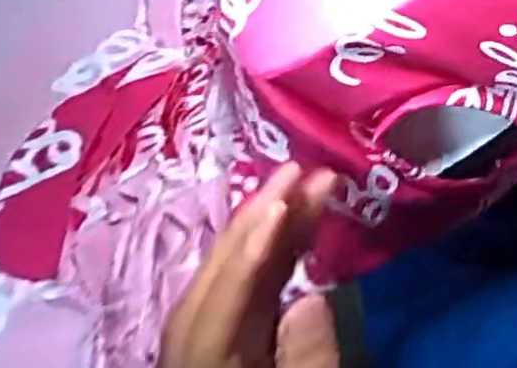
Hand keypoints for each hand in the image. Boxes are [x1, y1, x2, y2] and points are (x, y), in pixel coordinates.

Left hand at [161, 163, 340, 367]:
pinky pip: (245, 297)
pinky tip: (298, 222)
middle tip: (298, 169)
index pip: (212, 323)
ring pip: (224, 289)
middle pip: (206, 294)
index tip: (281, 204)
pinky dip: (271, 254)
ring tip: (305, 181)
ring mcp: (210, 360)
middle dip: (250, 226)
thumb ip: (309, 366)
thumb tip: (308, 297)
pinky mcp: (234, 352)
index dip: (244, 262)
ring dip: (264, 230)